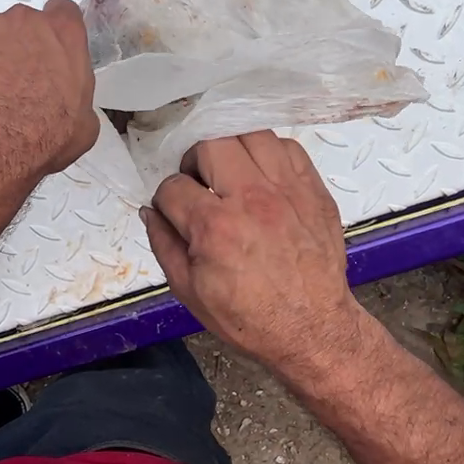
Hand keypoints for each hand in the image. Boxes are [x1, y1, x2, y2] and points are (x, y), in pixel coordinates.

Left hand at [0, 0, 98, 178]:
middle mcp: (25, 20)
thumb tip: (69, 105)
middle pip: (21, 27)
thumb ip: (77, 97)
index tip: (47, 54)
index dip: (53, 34)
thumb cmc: (46, 134)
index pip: (62, 13)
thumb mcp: (84, 124)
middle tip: (14, 87)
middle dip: (18, 51)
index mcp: (63, 33)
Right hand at [141, 133, 365, 374]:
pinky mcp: (313, 190)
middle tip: (199, 186)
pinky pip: (287, 147)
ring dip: (231, 150)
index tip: (173, 214)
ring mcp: (286, 191)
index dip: (165, 200)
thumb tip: (150, 212)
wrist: (310, 329)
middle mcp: (250, 200)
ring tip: (229, 174)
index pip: (172, 186)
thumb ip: (163, 244)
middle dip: (194, 163)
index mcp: (214, 228)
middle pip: (210, 145)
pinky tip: (260, 176)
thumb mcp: (188, 290)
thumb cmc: (248, 316)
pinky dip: (268, 153)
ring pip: (250, 135)